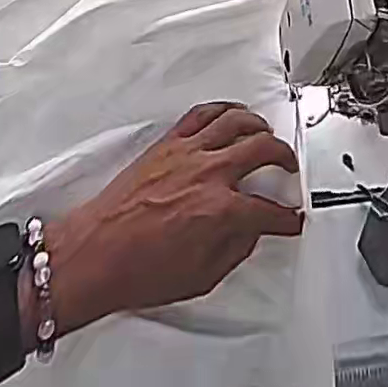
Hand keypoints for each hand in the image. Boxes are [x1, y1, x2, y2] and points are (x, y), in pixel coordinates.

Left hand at [41, 103, 302, 334]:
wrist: (97, 252)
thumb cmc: (138, 267)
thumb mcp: (201, 276)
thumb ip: (235, 249)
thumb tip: (250, 232)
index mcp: (220, 211)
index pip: (268, 210)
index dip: (286, 216)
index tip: (290, 218)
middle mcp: (208, 174)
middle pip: (262, 150)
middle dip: (285, 158)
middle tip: (289, 166)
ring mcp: (187, 153)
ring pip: (236, 121)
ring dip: (258, 126)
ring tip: (266, 134)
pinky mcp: (168, 143)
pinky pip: (202, 114)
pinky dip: (223, 110)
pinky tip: (231, 114)